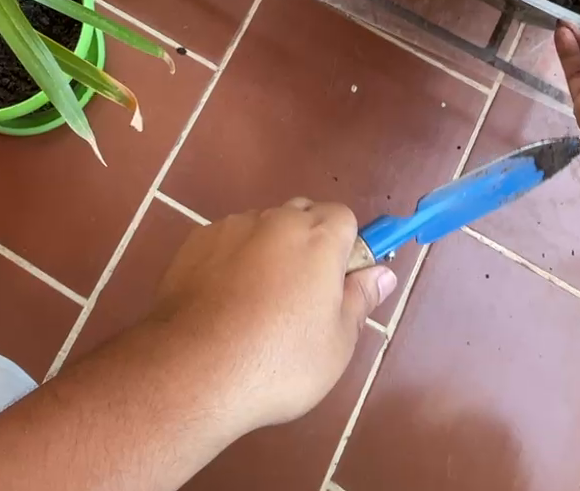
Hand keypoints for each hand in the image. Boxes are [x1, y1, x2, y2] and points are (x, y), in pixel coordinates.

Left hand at [145, 199, 395, 431]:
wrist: (196, 366)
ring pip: (262, 226)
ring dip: (269, 249)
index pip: (343, 216)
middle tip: (304, 294)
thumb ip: (360, 299)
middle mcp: (275, 219)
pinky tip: (225, 300)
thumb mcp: (337, 343)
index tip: (340, 281)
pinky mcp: (197, 239)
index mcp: (317, 237)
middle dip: (309, 241)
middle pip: (302, 214)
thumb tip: (382, 273)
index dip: (346, 245)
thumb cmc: (280, 361)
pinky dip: (233, 259)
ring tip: (258, 303)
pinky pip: (227, 240)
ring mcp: (232, 225)